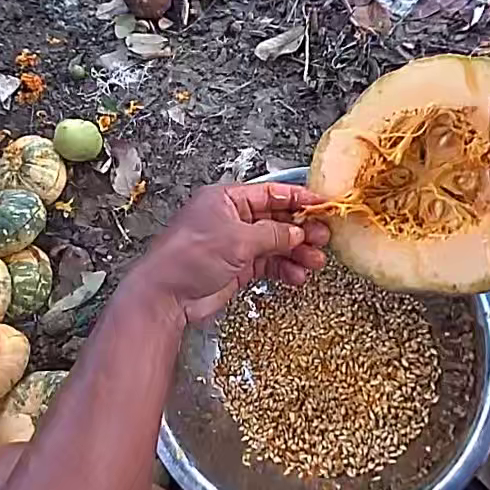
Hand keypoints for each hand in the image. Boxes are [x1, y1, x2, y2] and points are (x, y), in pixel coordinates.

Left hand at [127, 183, 330, 322]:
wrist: (167, 296)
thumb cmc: (189, 258)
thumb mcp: (238, 239)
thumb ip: (273, 234)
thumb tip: (297, 232)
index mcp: (227, 199)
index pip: (270, 193)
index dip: (298, 198)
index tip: (321, 204)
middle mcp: (232, 218)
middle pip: (276, 219)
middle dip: (301, 229)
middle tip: (322, 237)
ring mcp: (235, 243)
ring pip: (275, 243)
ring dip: (296, 252)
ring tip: (314, 262)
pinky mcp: (237, 266)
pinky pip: (268, 263)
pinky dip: (284, 268)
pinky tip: (296, 276)